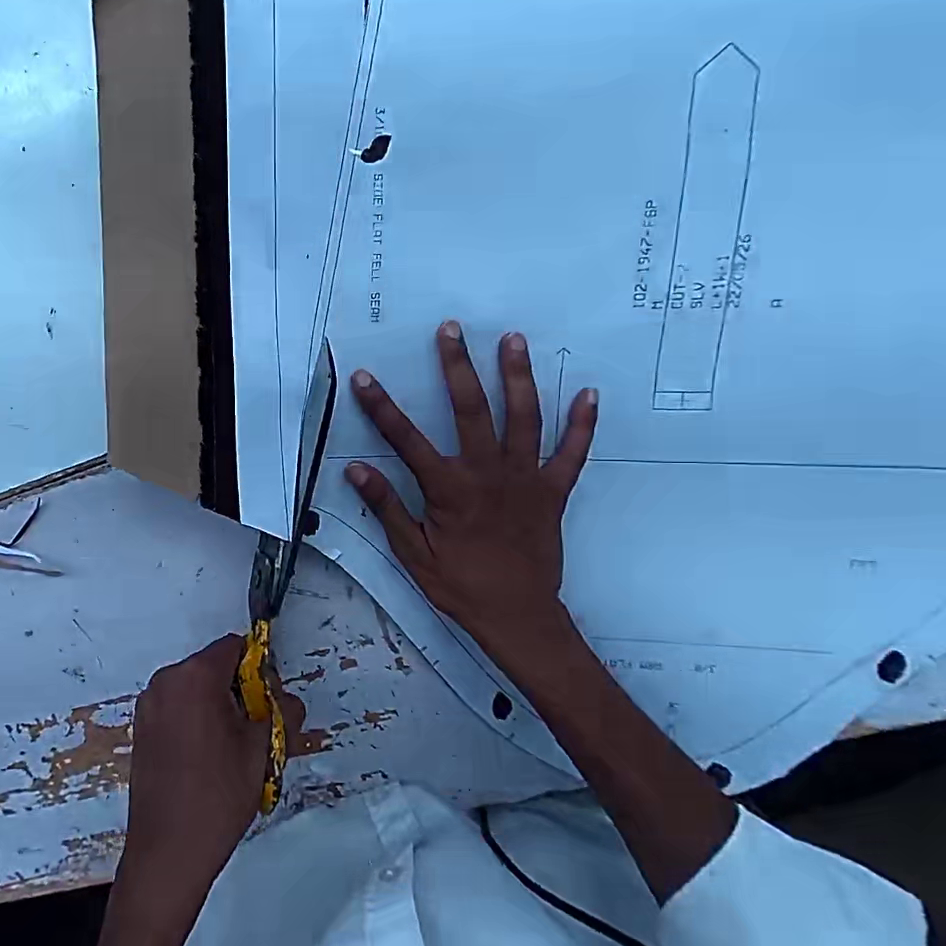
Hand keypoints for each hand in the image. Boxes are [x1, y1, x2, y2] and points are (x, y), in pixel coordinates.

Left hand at [98, 635, 300, 945]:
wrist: (168, 850)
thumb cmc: (219, 793)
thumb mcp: (263, 749)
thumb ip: (283, 711)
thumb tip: (288, 699)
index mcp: (195, 676)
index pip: (234, 647)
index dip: (259, 667)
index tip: (269, 700)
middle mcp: (166, 679)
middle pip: (213, 667)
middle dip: (239, 688)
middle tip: (255, 728)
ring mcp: (148, 703)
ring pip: (194, 688)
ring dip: (217, 705)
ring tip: (232, 749)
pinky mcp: (140, 727)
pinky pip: (176, 707)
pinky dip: (195, 718)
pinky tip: (206, 758)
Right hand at [344, 322, 596, 671]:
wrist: (518, 615)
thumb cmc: (459, 584)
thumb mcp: (412, 552)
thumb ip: (387, 507)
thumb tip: (356, 470)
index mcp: (448, 489)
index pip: (406, 439)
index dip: (381, 407)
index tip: (364, 377)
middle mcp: (487, 473)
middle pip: (470, 410)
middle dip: (457, 367)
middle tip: (451, 330)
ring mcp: (525, 479)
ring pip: (523, 418)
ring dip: (517, 376)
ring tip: (513, 339)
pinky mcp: (553, 491)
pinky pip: (571, 453)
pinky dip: (582, 425)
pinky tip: (589, 394)